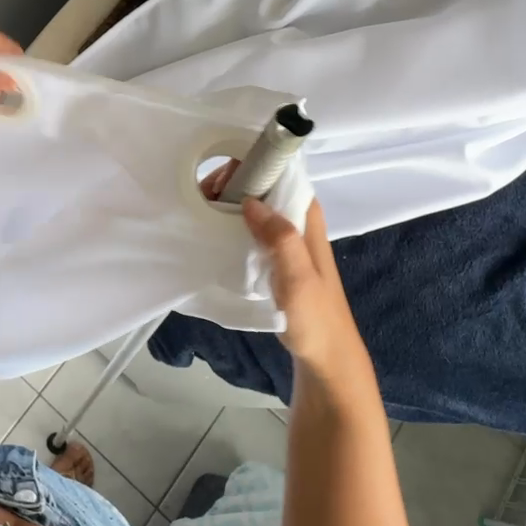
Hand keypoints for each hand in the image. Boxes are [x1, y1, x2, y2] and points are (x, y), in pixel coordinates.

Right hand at [202, 163, 372, 383]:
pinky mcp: (274, 256)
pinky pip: (249, 227)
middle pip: (261, 185)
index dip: (248, 166)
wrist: (326, 359)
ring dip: (227, 204)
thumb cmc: (316, 319)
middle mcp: (297, 221)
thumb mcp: (298, 278)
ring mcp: (285, 239)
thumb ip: (280, 238)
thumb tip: (249, 202)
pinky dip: (230, 223)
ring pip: (253, 206)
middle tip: (200, 200)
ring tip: (200, 212)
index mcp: (307, 217)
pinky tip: (213, 232)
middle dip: (230, 185)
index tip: (217, 181)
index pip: (279, 172)